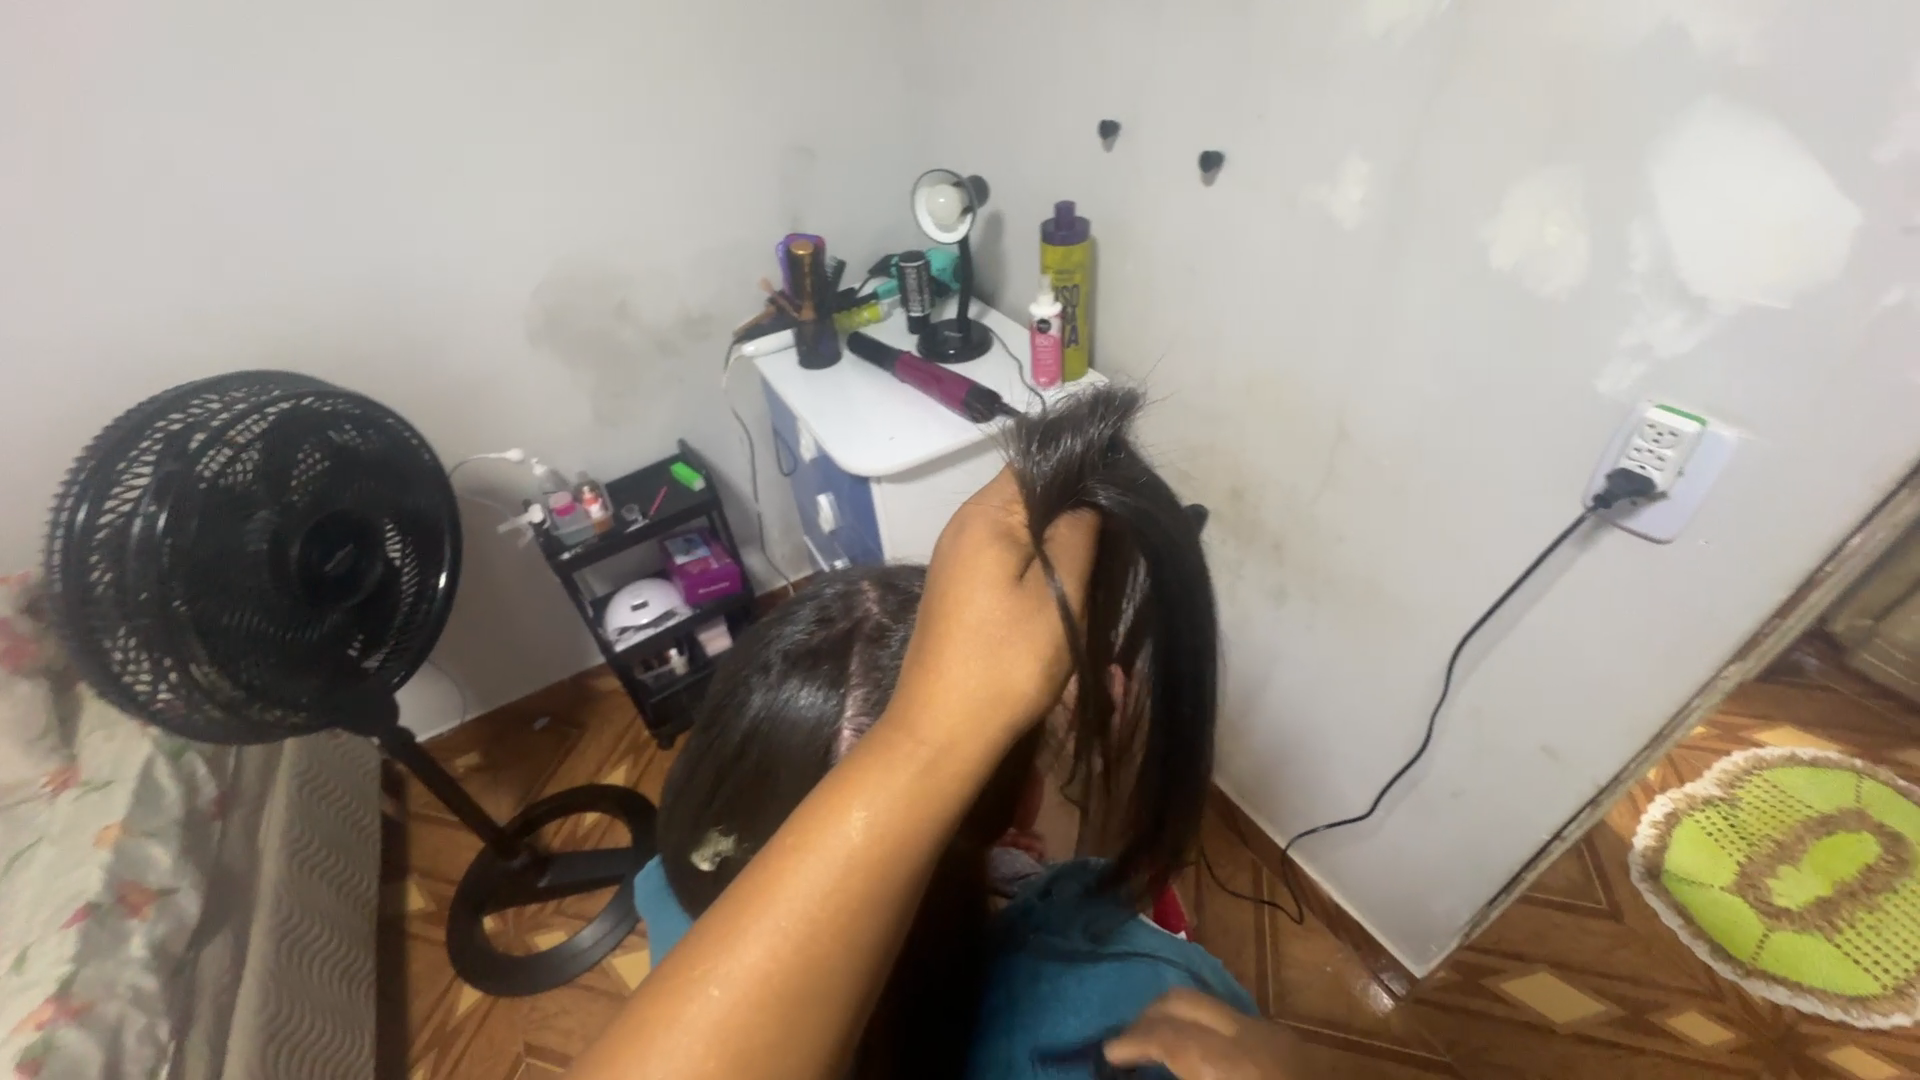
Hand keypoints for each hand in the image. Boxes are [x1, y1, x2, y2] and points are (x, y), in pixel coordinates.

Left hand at [885, 467, 1099, 749]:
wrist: (942, 730)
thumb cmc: (1005, 662)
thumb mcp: (1058, 598)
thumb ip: (1076, 537)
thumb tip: (1089, 499)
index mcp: (984, 515)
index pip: (1036, 464)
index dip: (1080, 471)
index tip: (1121, 490)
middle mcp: (963, 525)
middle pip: (1026, 494)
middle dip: (1071, 507)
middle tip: (1118, 531)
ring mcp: (956, 557)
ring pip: (1016, 527)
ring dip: (1055, 538)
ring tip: (1097, 557)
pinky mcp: (958, 586)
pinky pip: (1003, 554)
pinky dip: (1034, 561)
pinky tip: (1060, 583)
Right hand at [1104, 989, 1304, 1079]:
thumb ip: (1186, 1074)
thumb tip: (1141, 1073)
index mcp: (1232, 1065)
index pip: (1167, 1034)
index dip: (1131, 1040)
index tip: (1107, 1054)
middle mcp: (1252, 1037)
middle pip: (1184, 1001)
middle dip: (1148, 1016)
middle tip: (1126, 1044)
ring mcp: (1276, 1039)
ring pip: (1209, 1007)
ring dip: (1177, 1019)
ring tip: (1156, 1048)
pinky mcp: (1292, 1049)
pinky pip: (1233, 1024)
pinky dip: (1204, 1032)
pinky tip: (1200, 1062)